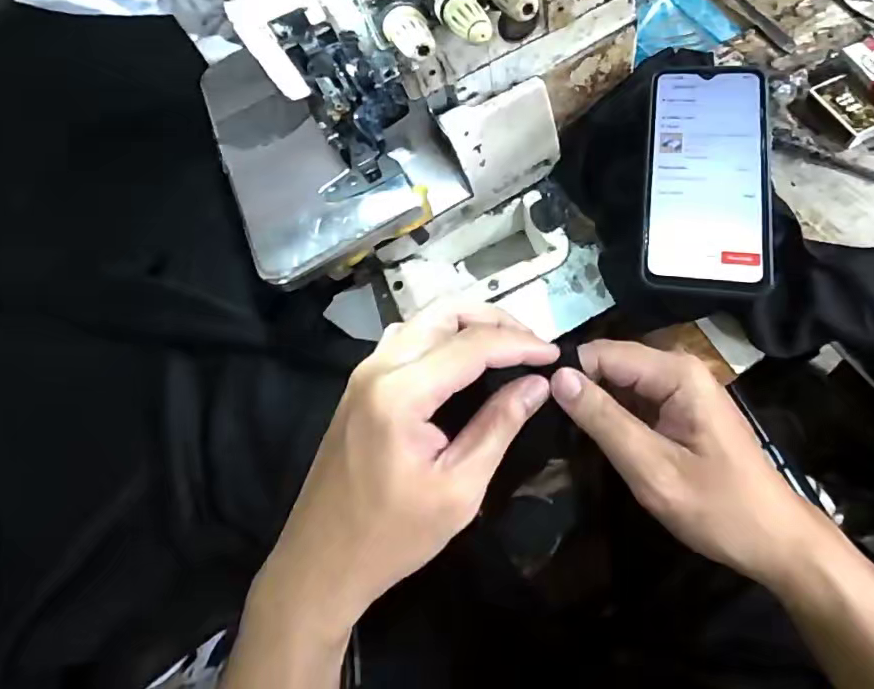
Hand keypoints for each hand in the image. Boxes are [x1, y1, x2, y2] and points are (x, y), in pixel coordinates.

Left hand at [248, 303, 557, 636]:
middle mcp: (379, 366)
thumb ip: (498, 427)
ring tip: (508, 345)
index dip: (518, 343)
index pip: (471, 346)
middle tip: (532, 342)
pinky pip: (409, 336)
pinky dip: (445, 334)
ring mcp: (366, 370)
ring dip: (469, 321)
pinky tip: (467, 356)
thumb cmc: (391, 537)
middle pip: (444, 312)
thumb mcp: (458, 490)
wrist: (319, 562)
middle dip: (494, 318)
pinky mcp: (362, 381)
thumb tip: (537, 385)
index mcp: (400, 392)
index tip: (554, 354)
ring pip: (425, 318)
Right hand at [550, 340, 826, 586]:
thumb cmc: (720, 509)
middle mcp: (679, 368)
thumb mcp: (653, 469)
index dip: (569, 373)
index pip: (604, 353)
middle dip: (581, 387)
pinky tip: (600, 437)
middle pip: (612, 363)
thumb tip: (557, 377)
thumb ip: (604, 420)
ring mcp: (682, 387)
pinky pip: (636, 398)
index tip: (537, 400)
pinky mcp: (681, 407)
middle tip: (547, 420)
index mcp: (676, 372)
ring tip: (565, 430)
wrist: (778, 542)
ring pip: (621, 381)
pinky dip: (615, 415)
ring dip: (596, 402)